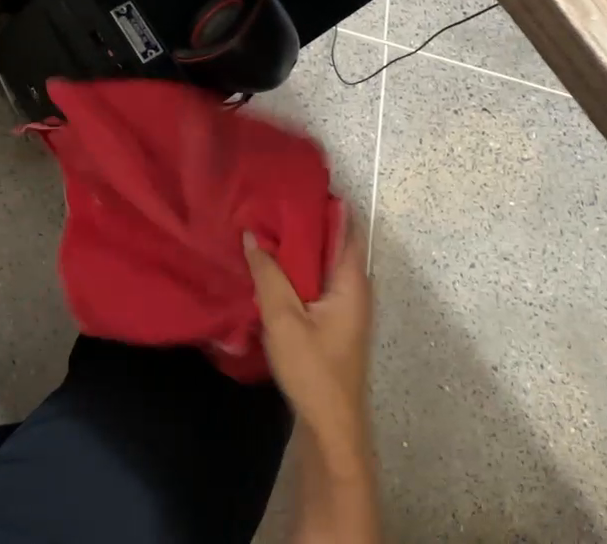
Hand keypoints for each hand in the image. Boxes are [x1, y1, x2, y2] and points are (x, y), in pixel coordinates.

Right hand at [244, 204, 373, 473]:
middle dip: (301, 222)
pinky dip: (293, 268)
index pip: (345, 229)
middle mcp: (353, 290)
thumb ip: (268, 274)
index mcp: (351, 284)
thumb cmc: (312, 368)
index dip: (324, 203)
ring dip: (294, 247)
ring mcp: (343, 307)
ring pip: (319, 264)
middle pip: (330, 244)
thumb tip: (252, 234)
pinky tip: (265, 265)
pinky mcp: (329, 321)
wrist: (329, 424)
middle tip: (264, 200)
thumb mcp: (283, 317)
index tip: (292, 182)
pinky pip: (312, 281)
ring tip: (259, 226)